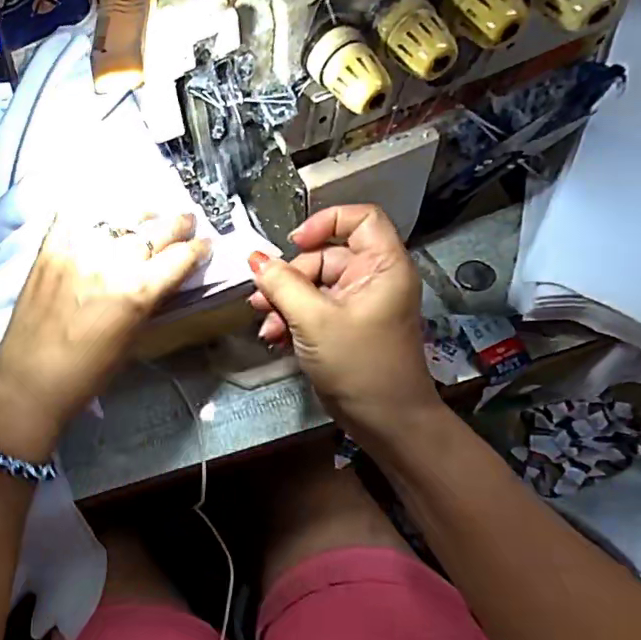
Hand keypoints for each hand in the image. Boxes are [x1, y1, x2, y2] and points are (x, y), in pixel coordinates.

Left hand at [0, 213, 210, 461]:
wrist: (31, 382)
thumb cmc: (88, 374)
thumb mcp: (132, 340)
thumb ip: (149, 303)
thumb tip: (161, 281)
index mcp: (138, 291)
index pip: (180, 258)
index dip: (198, 249)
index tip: (205, 244)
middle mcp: (112, 263)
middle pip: (155, 231)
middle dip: (177, 224)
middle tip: (186, 220)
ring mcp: (78, 250)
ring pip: (119, 218)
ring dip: (141, 216)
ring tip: (149, 215)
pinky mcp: (50, 249)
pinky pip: (75, 217)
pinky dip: (92, 214)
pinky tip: (101, 214)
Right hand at [247, 204, 441, 442]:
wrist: (385, 420)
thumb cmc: (359, 364)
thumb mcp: (314, 320)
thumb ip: (282, 285)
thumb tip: (255, 259)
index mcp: (383, 266)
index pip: (361, 219)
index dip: (326, 222)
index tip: (293, 243)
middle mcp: (374, 279)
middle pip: (326, 256)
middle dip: (289, 277)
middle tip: (261, 301)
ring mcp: (359, 304)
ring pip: (314, 286)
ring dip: (285, 303)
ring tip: (266, 327)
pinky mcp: (346, 327)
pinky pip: (315, 310)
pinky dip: (293, 320)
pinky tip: (276, 338)